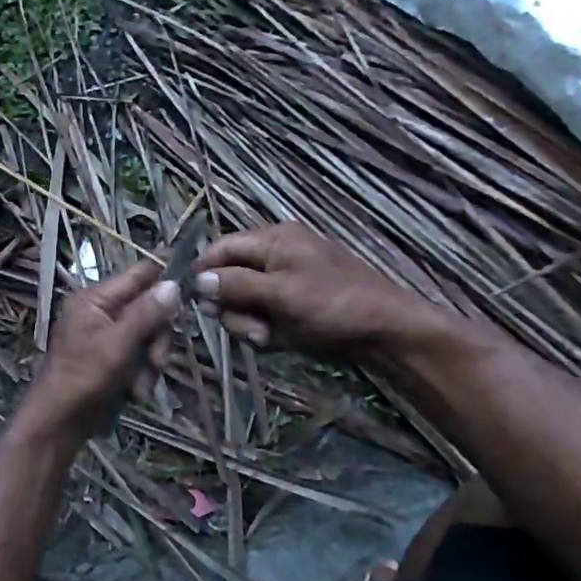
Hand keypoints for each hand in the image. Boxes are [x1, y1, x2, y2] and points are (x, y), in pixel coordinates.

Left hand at [28, 262, 180, 436]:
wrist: (60, 422)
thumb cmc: (84, 378)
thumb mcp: (118, 343)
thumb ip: (147, 313)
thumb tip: (173, 284)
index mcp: (96, 299)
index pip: (138, 275)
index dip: (165, 278)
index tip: (191, 286)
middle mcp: (102, 312)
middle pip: (150, 310)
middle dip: (157, 339)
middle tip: (156, 362)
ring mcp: (108, 337)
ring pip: (149, 337)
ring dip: (150, 363)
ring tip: (139, 385)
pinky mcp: (113, 360)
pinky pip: (140, 358)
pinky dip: (142, 376)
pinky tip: (134, 392)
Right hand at [194, 223, 429, 358]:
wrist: (385, 332)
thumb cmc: (333, 305)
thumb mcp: (280, 293)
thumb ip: (236, 285)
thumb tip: (198, 281)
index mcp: (273, 240)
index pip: (220, 249)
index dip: (203, 274)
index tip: (195, 304)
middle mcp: (275, 255)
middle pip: (228, 279)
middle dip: (232, 307)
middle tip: (251, 328)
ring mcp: (284, 282)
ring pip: (243, 302)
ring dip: (249, 323)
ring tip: (269, 337)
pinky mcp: (292, 305)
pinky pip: (262, 316)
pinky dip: (266, 330)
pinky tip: (280, 340)